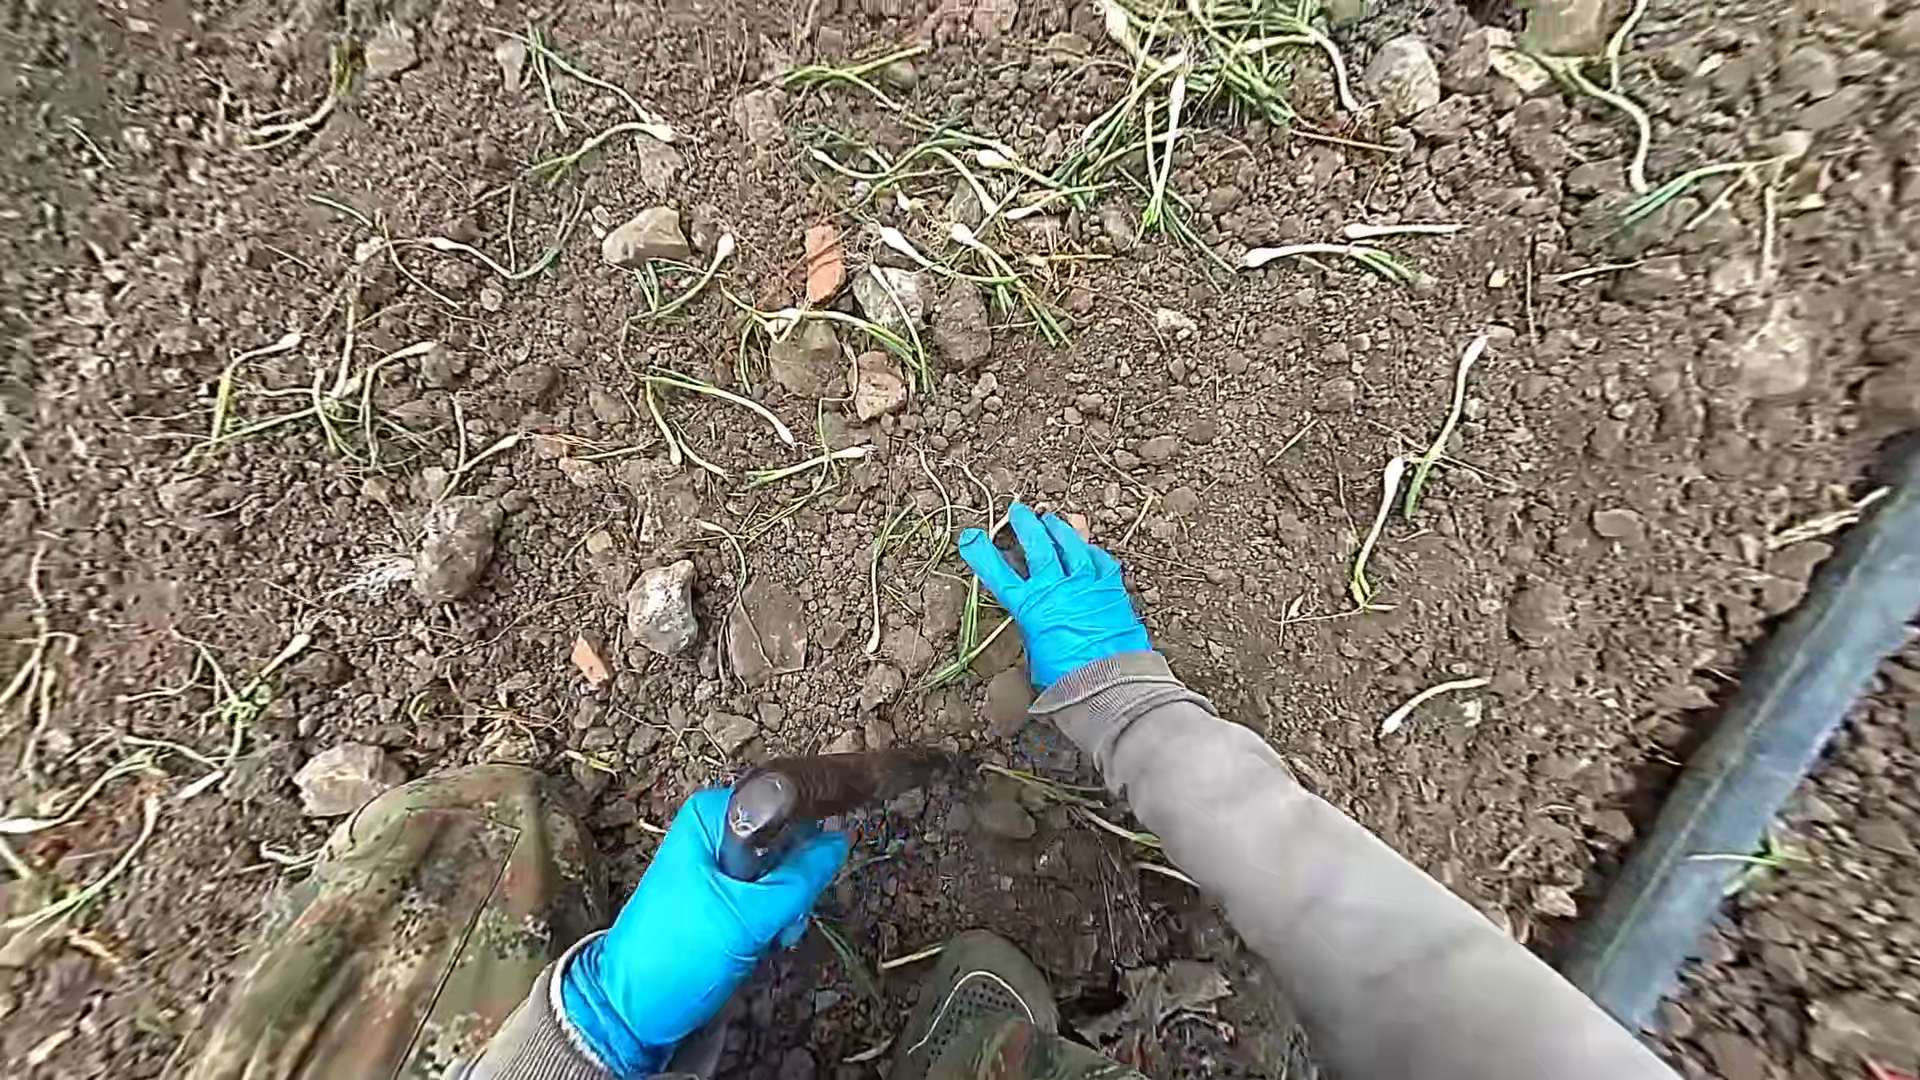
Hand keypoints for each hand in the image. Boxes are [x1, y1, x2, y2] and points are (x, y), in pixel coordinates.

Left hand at [560, 789, 847, 1074]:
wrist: (627, 1015)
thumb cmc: (679, 953)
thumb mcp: (749, 916)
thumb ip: (801, 878)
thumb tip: (840, 840)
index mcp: (711, 813)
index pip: (780, 799)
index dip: (805, 829)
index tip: (816, 862)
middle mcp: (714, 826)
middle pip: (782, 834)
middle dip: (794, 877)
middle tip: (790, 912)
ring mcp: (716, 858)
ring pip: (777, 864)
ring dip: (786, 901)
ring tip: (776, 933)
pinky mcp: (720, 887)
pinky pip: (763, 885)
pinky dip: (773, 911)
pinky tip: (768, 938)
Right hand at [958, 502, 1151, 690]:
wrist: (1110, 684)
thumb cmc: (1068, 681)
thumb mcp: (1036, 658)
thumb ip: (1033, 634)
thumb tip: (1034, 631)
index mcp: (1030, 606)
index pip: (998, 573)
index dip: (982, 553)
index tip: (971, 537)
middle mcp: (1056, 587)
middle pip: (1037, 545)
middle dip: (1024, 524)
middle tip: (1018, 511)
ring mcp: (1085, 583)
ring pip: (1070, 543)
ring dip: (1058, 528)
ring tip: (1051, 518)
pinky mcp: (1110, 588)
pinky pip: (1100, 559)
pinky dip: (1090, 550)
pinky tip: (1087, 546)